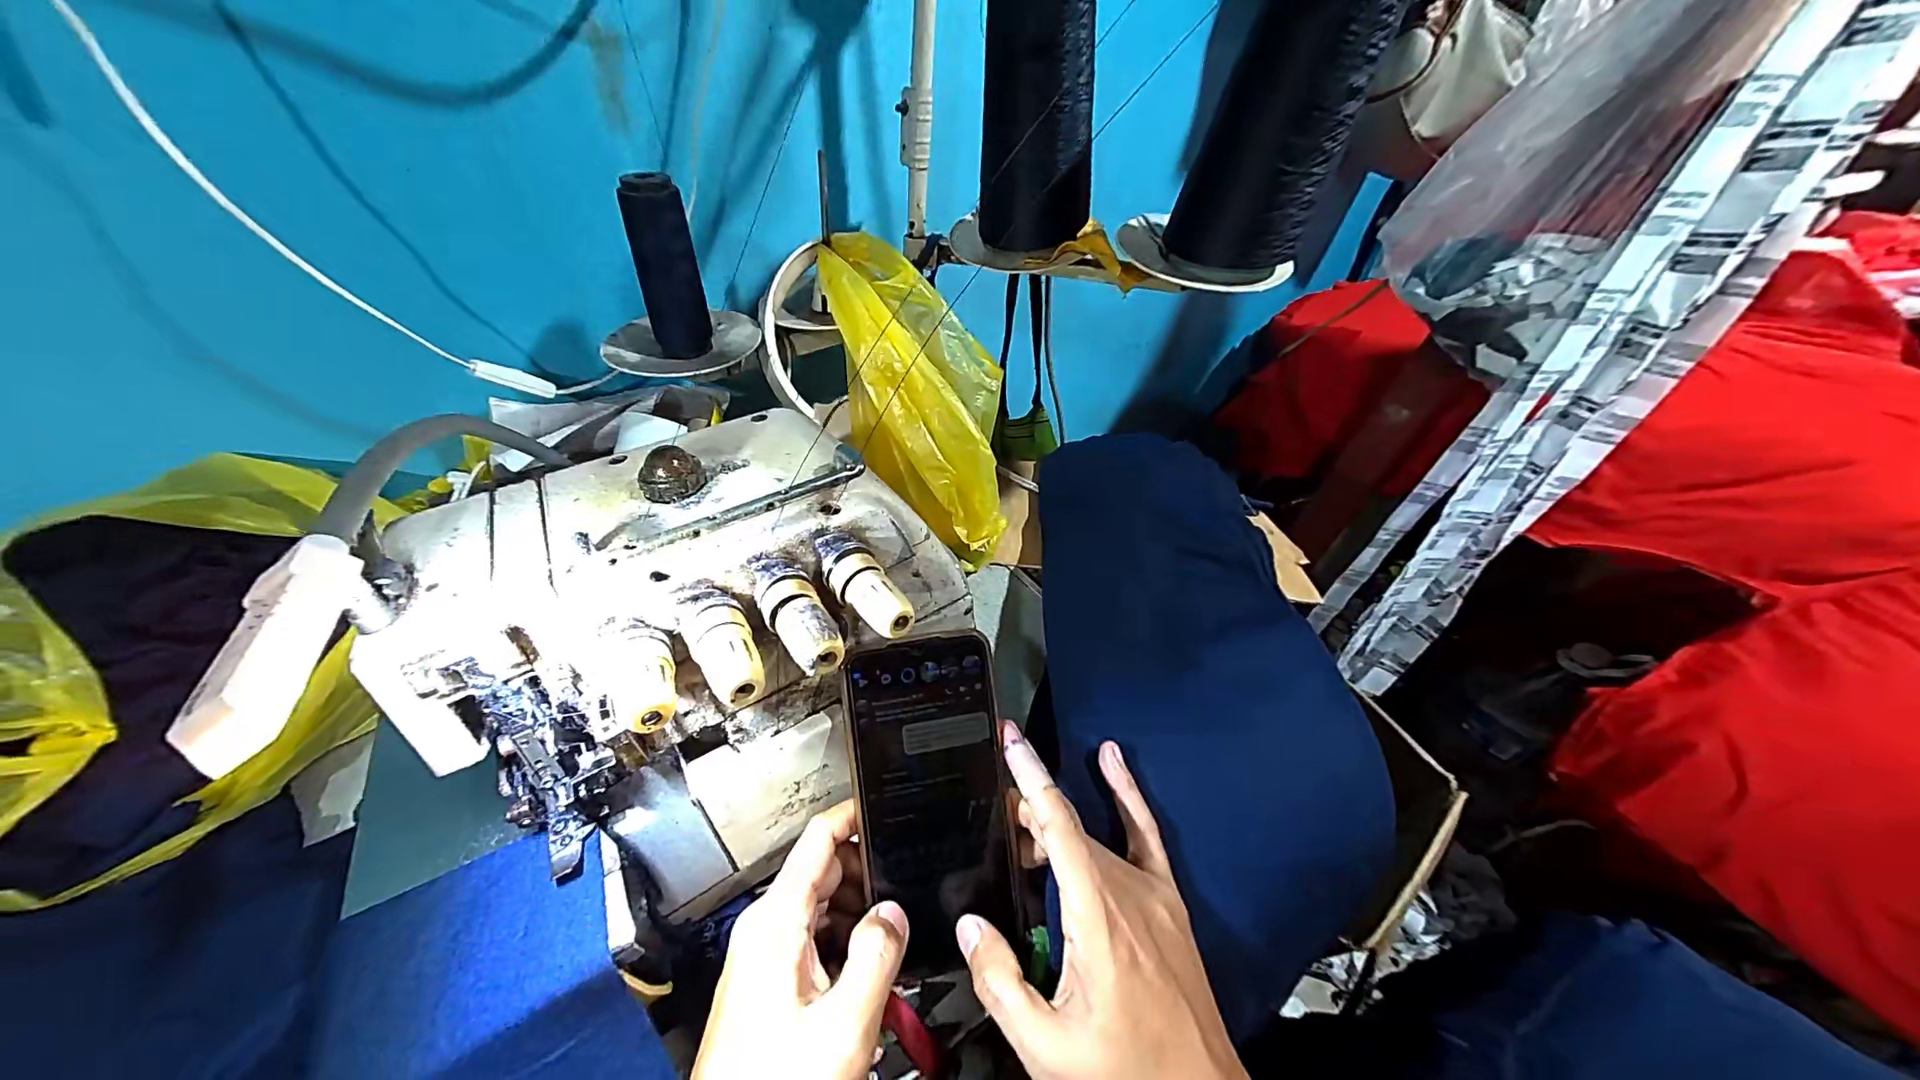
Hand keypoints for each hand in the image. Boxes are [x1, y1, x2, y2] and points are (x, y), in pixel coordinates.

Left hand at [693, 801, 908, 1079]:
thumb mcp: (843, 1023)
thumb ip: (877, 956)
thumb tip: (893, 912)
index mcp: (775, 922)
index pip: (817, 838)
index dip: (852, 816)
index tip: (880, 809)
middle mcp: (764, 929)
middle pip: (824, 871)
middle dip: (867, 877)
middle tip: (901, 895)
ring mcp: (763, 954)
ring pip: (821, 906)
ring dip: (859, 914)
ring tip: (888, 944)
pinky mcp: (767, 979)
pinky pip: (813, 937)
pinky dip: (843, 942)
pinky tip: (863, 974)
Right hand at [959, 723, 1247, 1079]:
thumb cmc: (1129, 1072)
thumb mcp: (1046, 1045)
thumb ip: (1000, 982)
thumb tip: (972, 930)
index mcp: (1097, 916)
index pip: (1057, 822)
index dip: (1030, 775)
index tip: (1012, 742)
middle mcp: (1128, 892)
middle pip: (1068, 827)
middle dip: (1027, 813)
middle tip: (998, 822)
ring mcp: (1152, 892)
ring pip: (1095, 832)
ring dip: (1055, 821)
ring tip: (1025, 823)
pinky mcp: (1167, 900)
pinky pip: (1144, 831)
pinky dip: (1127, 793)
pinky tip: (1113, 764)